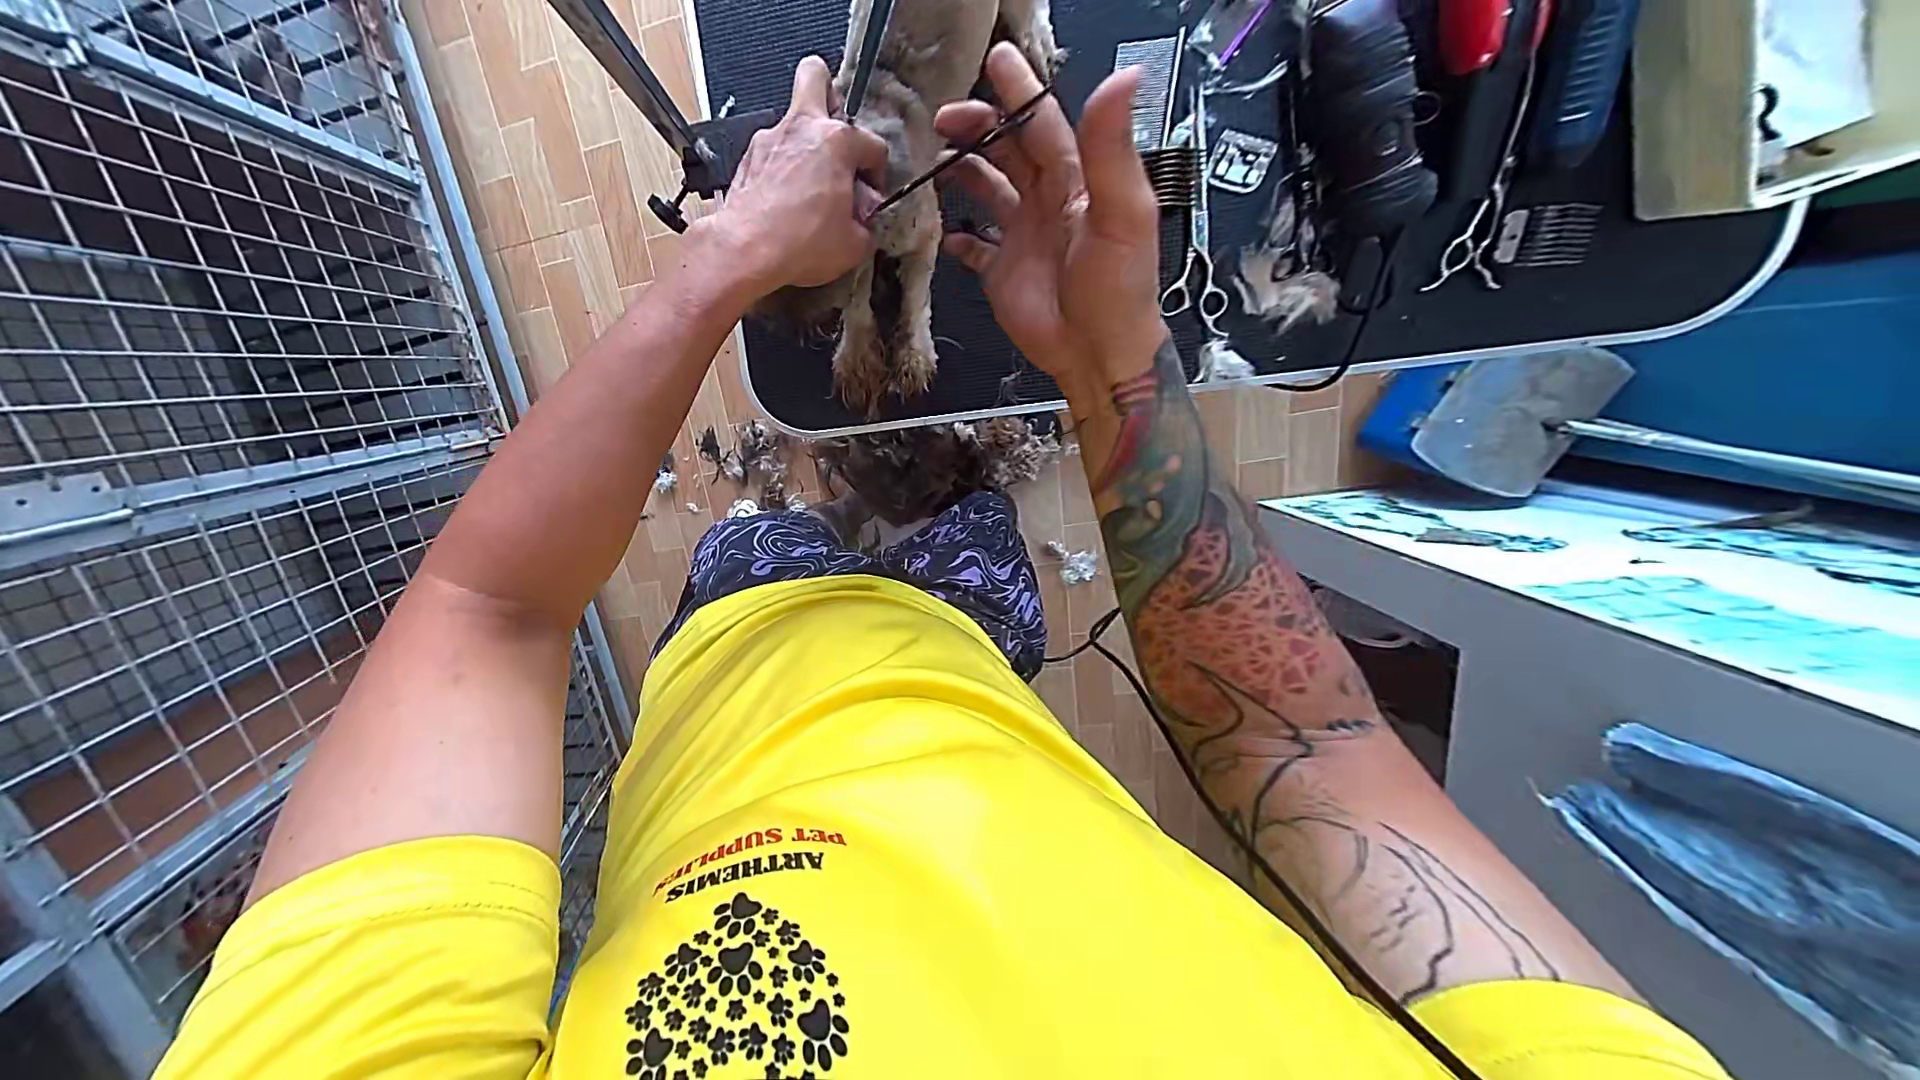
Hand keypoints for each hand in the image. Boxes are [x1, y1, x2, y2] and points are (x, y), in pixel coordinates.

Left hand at [705, 57, 888, 292]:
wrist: (748, 251)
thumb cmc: (801, 243)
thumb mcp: (854, 245)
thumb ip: (866, 226)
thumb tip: (863, 223)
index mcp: (837, 141)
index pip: (873, 144)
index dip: (878, 174)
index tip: (871, 195)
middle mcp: (802, 128)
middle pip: (816, 76)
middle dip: (831, 98)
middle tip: (838, 138)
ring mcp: (770, 139)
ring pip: (792, 122)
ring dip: (807, 146)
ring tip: (814, 188)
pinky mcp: (748, 159)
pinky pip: (773, 153)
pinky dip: (785, 170)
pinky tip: (790, 202)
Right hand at [936, 44, 1166, 400]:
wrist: (1097, 353)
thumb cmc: (1118, 291)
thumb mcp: (1123, 217)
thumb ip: (1111, 152)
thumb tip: (1123, 79)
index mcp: (1077, 184)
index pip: (1044, 126)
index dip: (1021, 94)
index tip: (996, 62)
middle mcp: (1047, 204)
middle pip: (1008, 151)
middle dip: (979, 127)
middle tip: (946, 114)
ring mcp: (1023, 238)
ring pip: (988, 190)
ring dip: (964, 171)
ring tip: (937, 159)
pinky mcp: (1003, 272)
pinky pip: (975, 246)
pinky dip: (959, 237)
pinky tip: (945, 231)